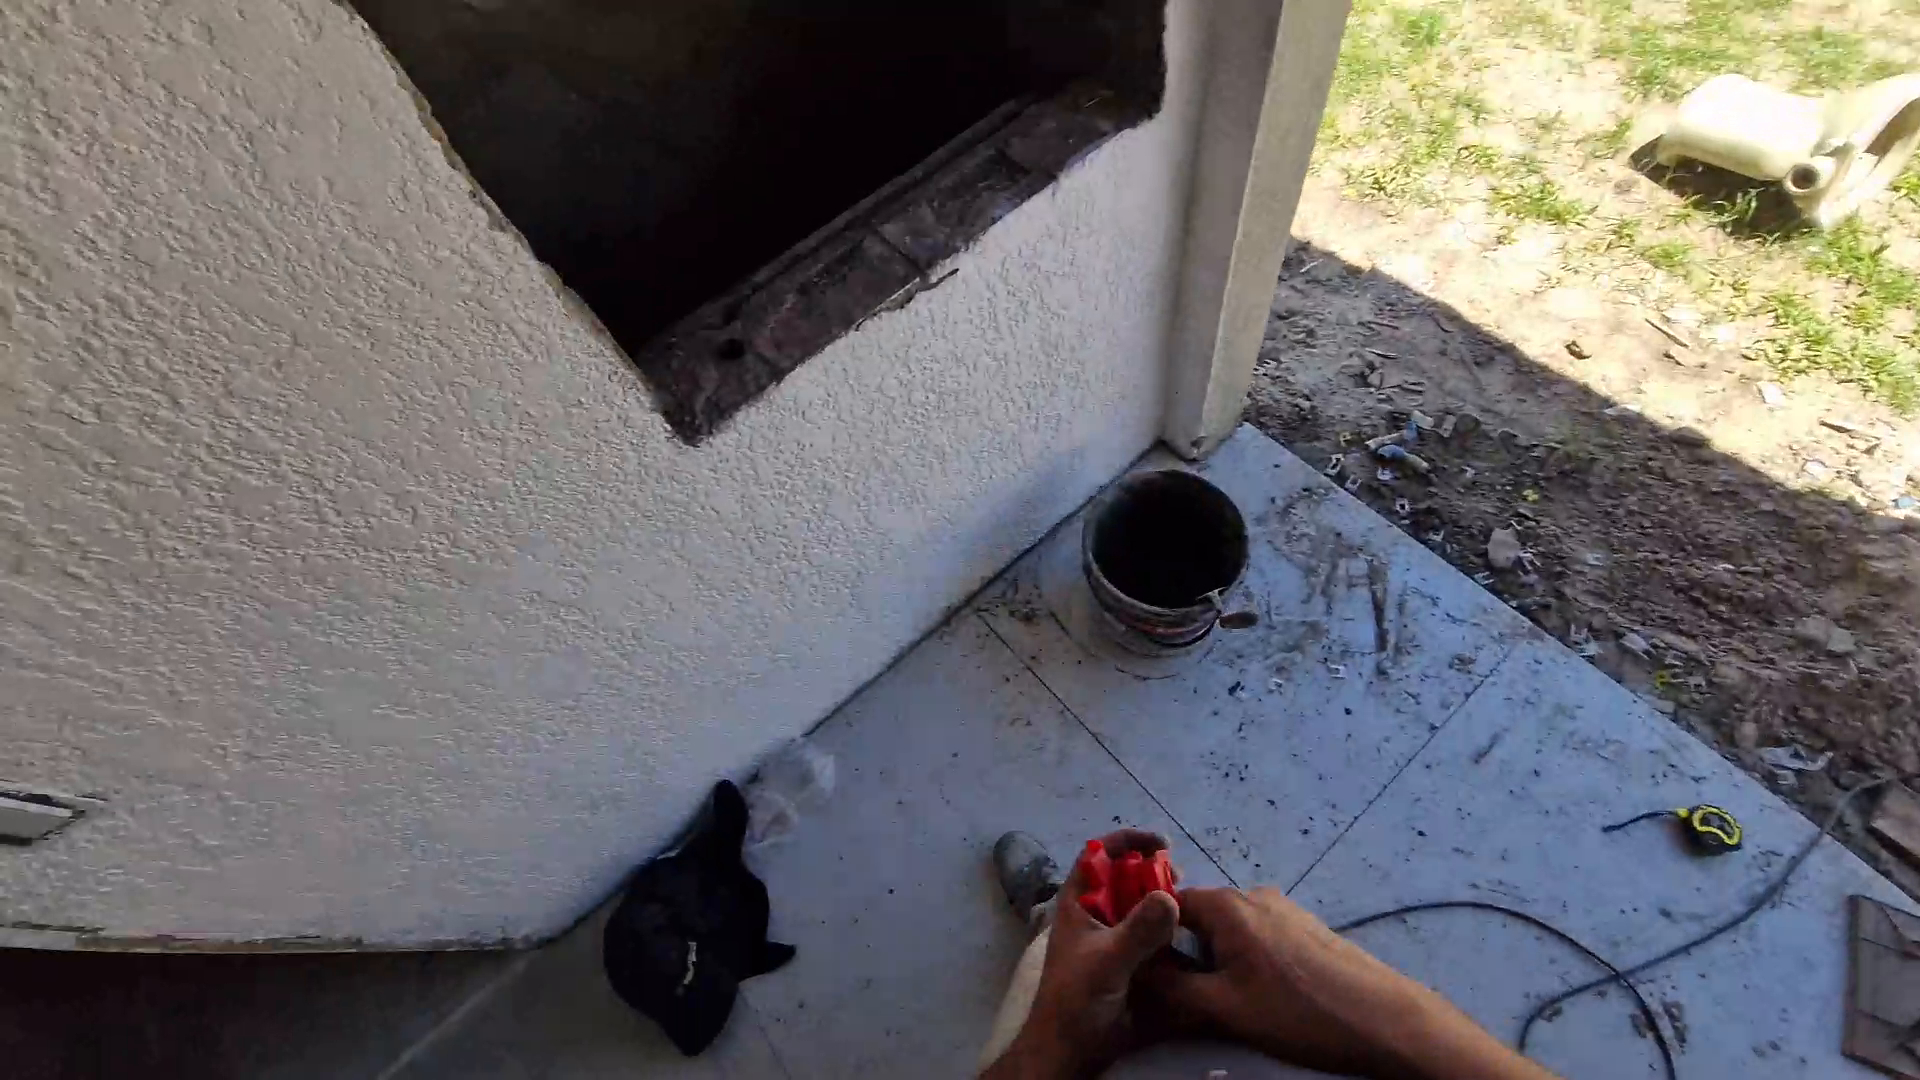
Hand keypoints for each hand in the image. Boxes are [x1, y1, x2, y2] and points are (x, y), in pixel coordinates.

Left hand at [988, 829, 1179, 1078]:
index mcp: (1079, 901)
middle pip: (1123, 875)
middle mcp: (1095, 912)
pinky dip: (1165, 926)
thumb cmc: (1077, 997)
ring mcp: (1110, 935)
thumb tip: (1169, 897)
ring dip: (1160, 897)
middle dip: (1150, 870)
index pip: (1098, 855)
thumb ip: (1138, 930)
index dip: (1127, 841)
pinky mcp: (1126, 959)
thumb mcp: (1108, 960)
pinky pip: (1148, 932)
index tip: (1160, 842)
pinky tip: (1183, 930)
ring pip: (1138, 902)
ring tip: (1183, 899)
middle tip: (1177, 877)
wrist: (1071, 1049)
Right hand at [1136, 887, 1557, 1079]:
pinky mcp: (1305, 925)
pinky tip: (1267, 994)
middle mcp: (1250, 894)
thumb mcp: (1225, 1008)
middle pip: (1199, 916)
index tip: (1148, 969)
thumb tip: (1137, 973)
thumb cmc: (1298, 1011)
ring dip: (1220, 958)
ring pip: (1230, 928)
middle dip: (1189, 952)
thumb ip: (1174, 987)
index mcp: (1225, 904)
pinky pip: (1259, 934)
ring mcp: (1282, 907)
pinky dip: (1249, 958)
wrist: (1387, 1022)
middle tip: (1192, 994)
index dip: (1153, 937)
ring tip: (1232, 1000)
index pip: (1167, 906)